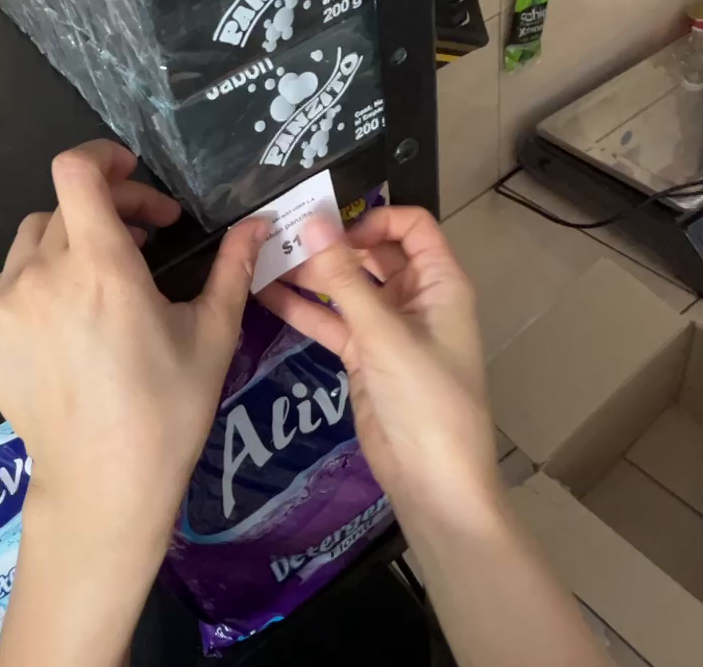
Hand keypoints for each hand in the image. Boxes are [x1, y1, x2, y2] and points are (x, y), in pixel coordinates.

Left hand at [0, 140, 268, 551]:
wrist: (104, 486)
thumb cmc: (167, 409)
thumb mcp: (212, 334)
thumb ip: (233, 267)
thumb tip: (261, 223)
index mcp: (100, 266)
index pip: (76, 171)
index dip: (101, 156)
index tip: (130, 172)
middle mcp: (41, 275)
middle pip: (63, 206)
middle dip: (107, 209)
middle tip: (145, 242)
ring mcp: (3, 308)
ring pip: (31, 242)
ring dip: (70, 242)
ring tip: (104, 278)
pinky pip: (9, 287)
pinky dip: (40, 285)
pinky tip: (70, 324)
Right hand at [254, 206, 497, 520]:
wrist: (432, 481)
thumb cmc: (424, 397)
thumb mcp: (384, 333)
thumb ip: (343, 278)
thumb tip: (313, 222)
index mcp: (439, 283)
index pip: (411, 227)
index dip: (373, 220)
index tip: (331, 230)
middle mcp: (414, 297)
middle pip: (371, 254)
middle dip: (330, 245)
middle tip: (282, 237)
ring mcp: (386, 327)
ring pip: (345, 287)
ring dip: (310, 275)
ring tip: (263, 260)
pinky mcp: (363, 353)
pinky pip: (331, 320)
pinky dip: (303, 309)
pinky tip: (266, 295)